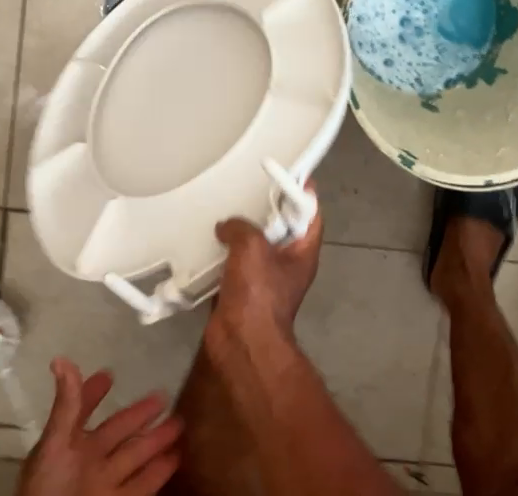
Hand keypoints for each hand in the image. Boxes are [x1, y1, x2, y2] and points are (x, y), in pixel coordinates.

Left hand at [16, 359, 181, 495]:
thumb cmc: (47, 489)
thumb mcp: (54, 444)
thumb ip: (67, 406)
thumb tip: (61, 359)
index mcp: (68, 444)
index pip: (81, 411)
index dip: (92, 393)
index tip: (109, 374)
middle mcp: (88, 460)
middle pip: (118, 432)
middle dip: (139, 413)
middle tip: (163, 395)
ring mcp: (105, 483)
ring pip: (135, 455)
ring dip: (157, 439)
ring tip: (180, 423)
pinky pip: (143, 485)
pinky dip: (160, 472)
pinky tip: (177, 458)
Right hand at [206, 194, 323, 350]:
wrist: (240, 343)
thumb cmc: (258, 293)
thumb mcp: (252, 246)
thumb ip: (241, 227)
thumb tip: (226, 227)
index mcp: (303, 254)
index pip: (311, 215)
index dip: (303, 194)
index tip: (290, 173)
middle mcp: (288, 266)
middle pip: (281, 229)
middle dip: (266, 210)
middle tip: (248, 187)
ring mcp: (264, 281)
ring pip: (254, 247)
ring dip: (240, 233)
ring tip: (224, 209)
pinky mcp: (241, 292)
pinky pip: (233, 265)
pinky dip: (222, 254)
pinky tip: (207, 241)